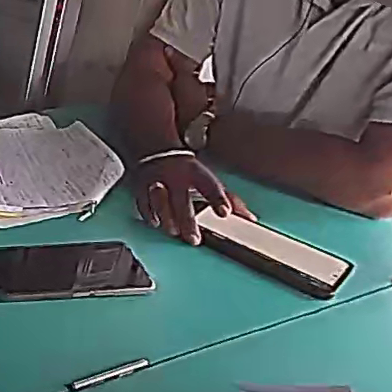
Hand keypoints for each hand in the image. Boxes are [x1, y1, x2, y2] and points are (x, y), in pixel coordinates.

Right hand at [134, 153, 251, 244]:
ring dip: (166, 216)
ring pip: (160, 200)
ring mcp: (156, 182)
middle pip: (181, 199)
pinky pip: (143, 202)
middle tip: (194, 239)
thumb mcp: (207, 179)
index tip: (225, 213)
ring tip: (173, 231)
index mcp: (195, 173)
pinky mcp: (141, 188)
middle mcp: (175, 177)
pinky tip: (156, 223)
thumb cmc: (185, 171)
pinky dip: (149, 214)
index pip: (209, 186)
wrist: (153, 153)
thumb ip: (228, 199)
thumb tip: (250, 218)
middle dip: (187, 220)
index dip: (218, 199)